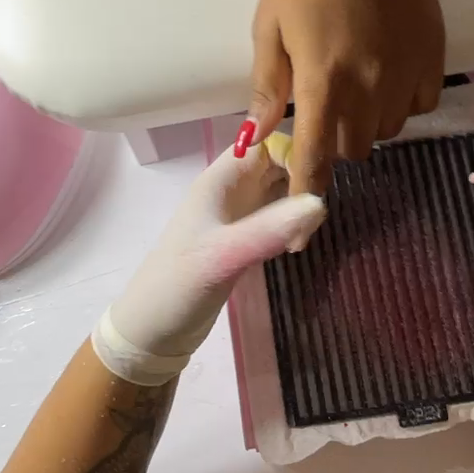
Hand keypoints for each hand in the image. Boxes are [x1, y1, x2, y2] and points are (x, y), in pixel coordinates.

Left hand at [92, 145, 325, 385]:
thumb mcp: (222, 257)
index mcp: (220, 179)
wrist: (153, 331)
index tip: (316, 186)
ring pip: (283, 188)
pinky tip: (295, 247)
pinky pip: (280, 214)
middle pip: (280, 161)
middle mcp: (232, 189)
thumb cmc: (178, 288)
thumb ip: (267, 230)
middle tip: (315, 218)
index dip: (295, 152)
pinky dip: (294, 224)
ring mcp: (240, 213)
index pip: (267, 141)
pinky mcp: (247, 236)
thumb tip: (319, 202)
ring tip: (303, 239)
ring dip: (301, 204)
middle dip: (304, 179)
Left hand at [247, 0, 445, 196]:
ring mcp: (406, 74)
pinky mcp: (434, 57)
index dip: (306, 200)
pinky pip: (419, 104)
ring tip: (354, 85)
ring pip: (386, 130)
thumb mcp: (270, 28)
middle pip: (352, 150)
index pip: (312, 160)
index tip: (303, 234)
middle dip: (332, 143)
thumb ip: (267, 87)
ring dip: (365, 123)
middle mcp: (367, 88)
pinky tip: (387, 73)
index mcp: (321, 83)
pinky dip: (400, 102)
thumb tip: (256, 138)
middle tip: (323, 108)